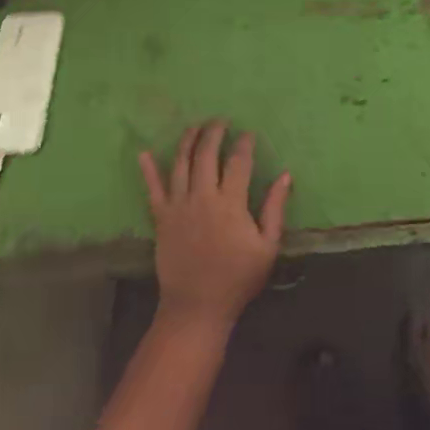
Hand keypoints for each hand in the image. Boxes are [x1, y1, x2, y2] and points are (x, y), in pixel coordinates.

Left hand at [138, 120, 291, 328]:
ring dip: (187, 141)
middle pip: (206, 155)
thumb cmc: (238, 278)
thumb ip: (275, 208)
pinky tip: (144, 152)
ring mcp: (178, 206)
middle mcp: (202, 197)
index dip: (244, 144)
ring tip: (195, 126)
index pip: (238, 162)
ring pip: (180, 164)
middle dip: (214, 133)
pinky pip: (153, 189)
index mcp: (230, 203)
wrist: (197, 307)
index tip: (248, 133)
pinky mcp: (161, 219)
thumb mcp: (268, 246)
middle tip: (220, 121)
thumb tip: (285, 175)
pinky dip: (148, 170)